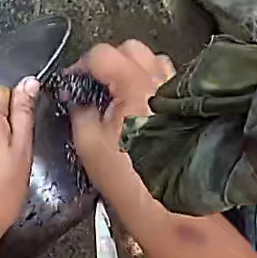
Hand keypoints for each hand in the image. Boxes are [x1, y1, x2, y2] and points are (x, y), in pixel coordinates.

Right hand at [69, 41, 173, 204]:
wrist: (165, 208)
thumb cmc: (129, 180)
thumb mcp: (88, 145)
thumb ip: (80, 112)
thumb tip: (78, 98)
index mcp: (135, 87)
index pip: (103, 54)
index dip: (81, 65)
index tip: (72, 80)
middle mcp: (160, 83)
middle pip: (131, 49)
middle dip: (107, 61)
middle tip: (93, 83)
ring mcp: (176, 94)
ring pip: (153, 61)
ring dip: (132, 69)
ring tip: (117, 92)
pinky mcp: (184, 109)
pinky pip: (166, 80)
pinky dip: (149, 83)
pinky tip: (138, 106)